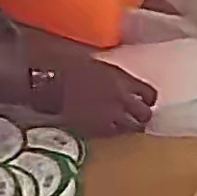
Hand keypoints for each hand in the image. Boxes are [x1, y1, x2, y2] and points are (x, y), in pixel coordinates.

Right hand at [27, 55, 157, 137]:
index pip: (149, 93)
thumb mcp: (95, 62)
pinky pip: (116, 133)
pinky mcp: (99, 128)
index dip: (149, 98)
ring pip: (134, 127)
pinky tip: (111, 127)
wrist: (46, 80)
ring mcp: (111, 115)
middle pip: (145, 113)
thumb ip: (113, 74)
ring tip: (127, 124)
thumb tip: (120, 78)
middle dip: (143, 115)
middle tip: (138, 116)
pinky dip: (116, 131)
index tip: (146, 100)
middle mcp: (121, 98)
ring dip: (132, 126)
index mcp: (121, 78)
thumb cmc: (65, 64)